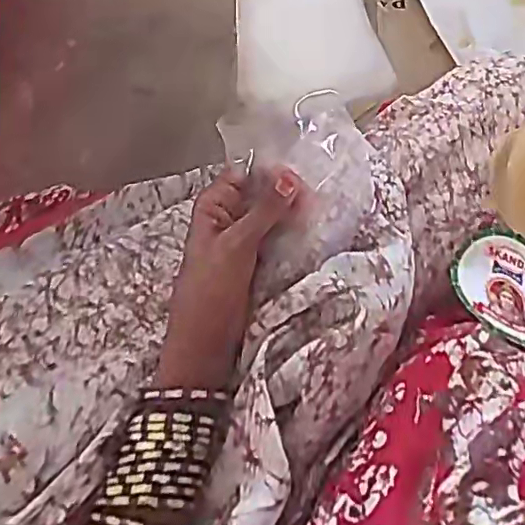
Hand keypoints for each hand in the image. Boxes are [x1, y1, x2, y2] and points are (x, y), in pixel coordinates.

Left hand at [153, 168, 300, 388]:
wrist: (204, 352)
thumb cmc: (210, 295)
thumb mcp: (237, 246)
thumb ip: (264, 210)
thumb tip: (290, 176)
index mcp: (213, 207)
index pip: (247, 173)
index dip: (273, 173)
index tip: (302, 179)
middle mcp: (229, 217)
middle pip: (263, 193)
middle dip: (288, 193)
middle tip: (317, 199)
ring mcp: (244, 239)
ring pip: (274, 215)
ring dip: (294, 214)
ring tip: (320, 212)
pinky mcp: (258, 260)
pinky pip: (279, 237)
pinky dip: (294, 233)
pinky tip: (313, 231)